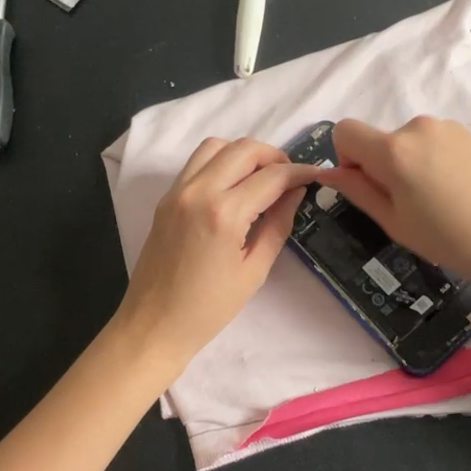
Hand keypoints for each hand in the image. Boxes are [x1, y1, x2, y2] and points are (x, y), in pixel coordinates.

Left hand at [115, 138, 316, 366]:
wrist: (154, 324)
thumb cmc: (209, 308)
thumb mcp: (254, 271)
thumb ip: (277, 225)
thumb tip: (295, 193)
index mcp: (224, 214)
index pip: (271, 176)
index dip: (299, 172)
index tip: (315, 175)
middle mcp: (198, 191)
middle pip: (244, 149)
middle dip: (274, 156)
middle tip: (290, 177)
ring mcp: (177, 191)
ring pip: (216, 146)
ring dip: (244, 153)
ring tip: (262, 177)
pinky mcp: (166, 198)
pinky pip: (196, 163)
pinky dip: (220, 162)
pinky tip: (235, 186)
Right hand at [316, 117, 470, 294]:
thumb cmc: (448, 240)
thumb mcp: (394, 222)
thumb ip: (357, 191)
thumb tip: (329, 173)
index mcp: (393, 150)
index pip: (344, 132)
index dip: (347, 160)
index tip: (369, 188)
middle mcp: (417, 127)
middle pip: (378, 140)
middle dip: (380, 167)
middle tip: (408, 207)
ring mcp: (446, 127)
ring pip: (405, 143)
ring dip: (407, 166)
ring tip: (436, 204)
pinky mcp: (468, 134)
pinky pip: (431, 143)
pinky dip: (431, 163)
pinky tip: (455, 194)